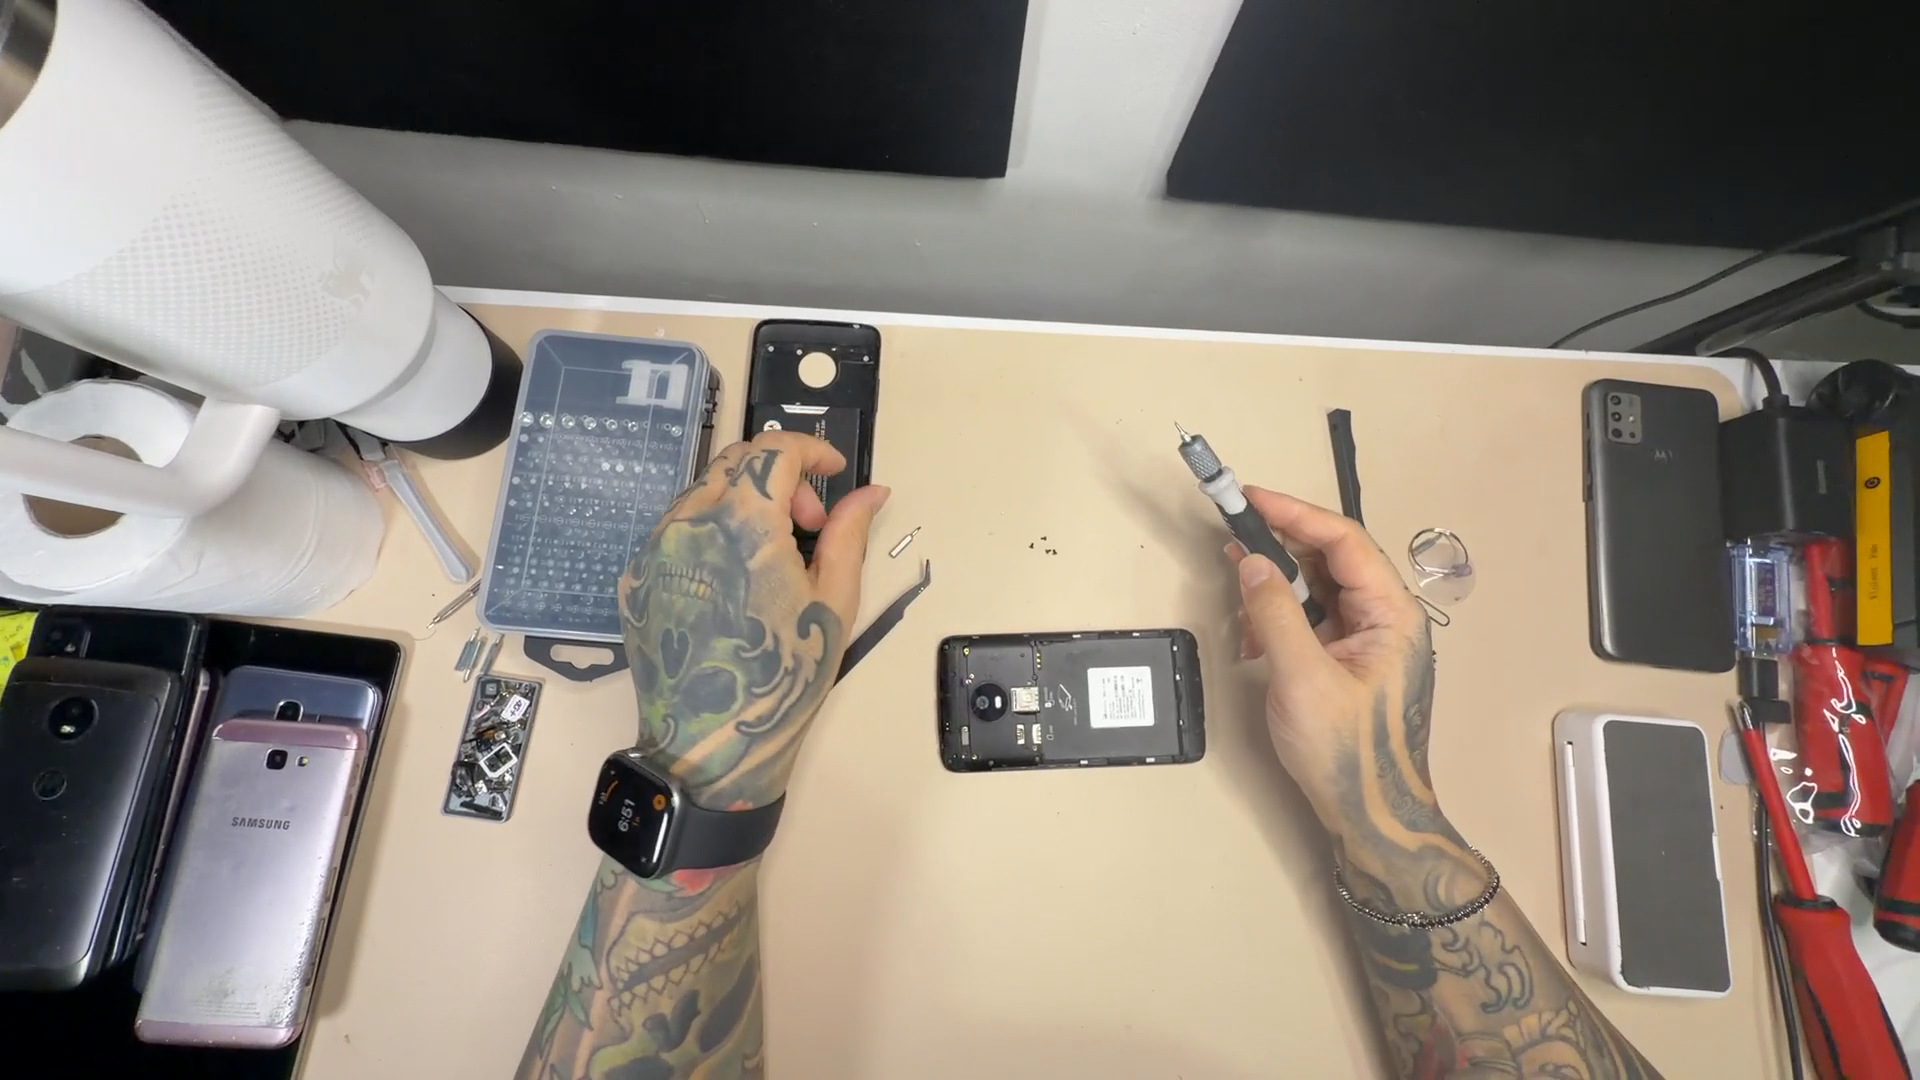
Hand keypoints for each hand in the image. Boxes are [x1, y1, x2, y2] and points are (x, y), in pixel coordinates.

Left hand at [618, 431, 887, 807]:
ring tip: (774, 554)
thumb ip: (849, 534)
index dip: (813, 450)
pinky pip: (680, 524)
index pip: (775, 450)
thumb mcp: (833, 602)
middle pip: (738, 460)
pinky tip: (736, 574)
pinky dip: (717, 526)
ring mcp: (655, 549)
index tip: (834, 472)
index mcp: (743, 526)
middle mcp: (688, 525)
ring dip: (749, 499)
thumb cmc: (781, 678)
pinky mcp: (637, 574)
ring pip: (706, 489)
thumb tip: (872, 492)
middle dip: (783, 476)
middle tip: (810, 524)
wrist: (709, 744)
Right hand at [1225, 488, 1444, 845]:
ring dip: (1274, 585)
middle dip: (1279, 546)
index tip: (1250, 498)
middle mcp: (1382, 617)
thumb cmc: (1347, 751)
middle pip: (1329, 558)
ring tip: (1238, 587)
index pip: (1344, 542)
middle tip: (1234, 535)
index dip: (1295, 513)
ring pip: (1315, 586)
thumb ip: (1276, 614)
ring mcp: (1363, 638)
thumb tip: (1251, 561)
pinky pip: (1308, 616)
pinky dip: (1275, 615)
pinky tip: (1252, 635)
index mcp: (1391, 614)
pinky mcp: (1343, 656)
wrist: (1370, 814)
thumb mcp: (1303, 678)